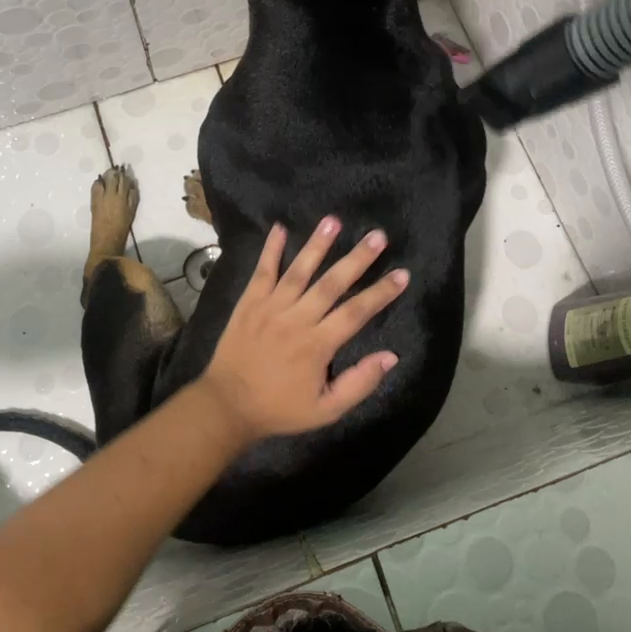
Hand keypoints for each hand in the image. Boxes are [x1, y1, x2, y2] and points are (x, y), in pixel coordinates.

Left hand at [200, 218, 408, 441]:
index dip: (381, 293)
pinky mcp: (249, 302)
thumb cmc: (280, 409)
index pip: (356, 312)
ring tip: (334, 221)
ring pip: (299, 270)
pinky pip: (262, 271)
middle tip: (378, 236)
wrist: (228, 405)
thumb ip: (359, 383)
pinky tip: (279, 227)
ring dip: (317, 245)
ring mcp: (270, 307)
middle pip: (332, 283)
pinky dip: (271, 249)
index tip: (402, 274)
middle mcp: (296, 319)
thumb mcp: (326, 409)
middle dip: (357, 258)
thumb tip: (390, 356)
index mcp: (317, 345)